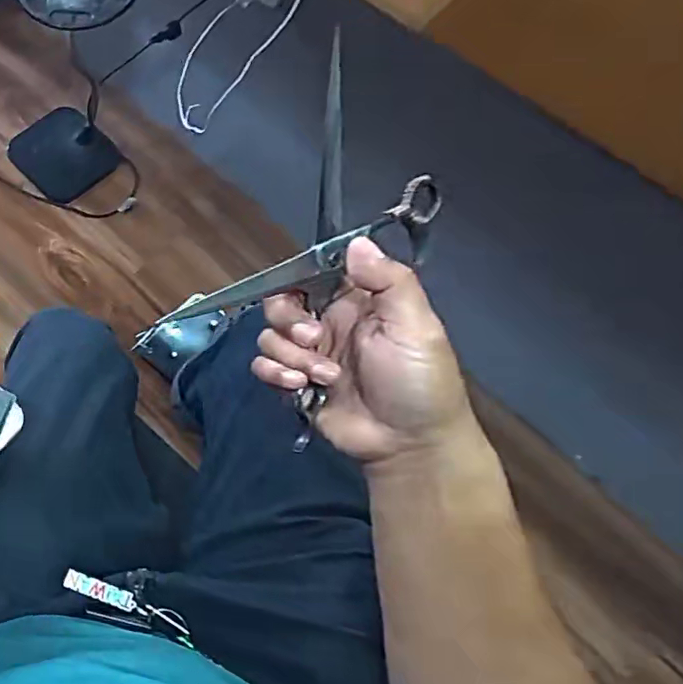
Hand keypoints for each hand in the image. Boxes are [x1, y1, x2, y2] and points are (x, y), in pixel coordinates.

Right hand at [251, 237, 473, 465]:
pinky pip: (263, 367)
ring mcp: (307, 355)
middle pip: (281, 306)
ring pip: (269, 338)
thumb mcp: (414, 325)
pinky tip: (300, 387)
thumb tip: (356, 242)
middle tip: (312, 339)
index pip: (316, 276)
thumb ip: (388, 281)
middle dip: (288, 322)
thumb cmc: (419, 381)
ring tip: (321, 376)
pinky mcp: (291, 382)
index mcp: (359, 304)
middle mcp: (328, 325)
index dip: (300, 280)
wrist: (406, 441)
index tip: (302, 294)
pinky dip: (275, 375)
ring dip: (290, 357)